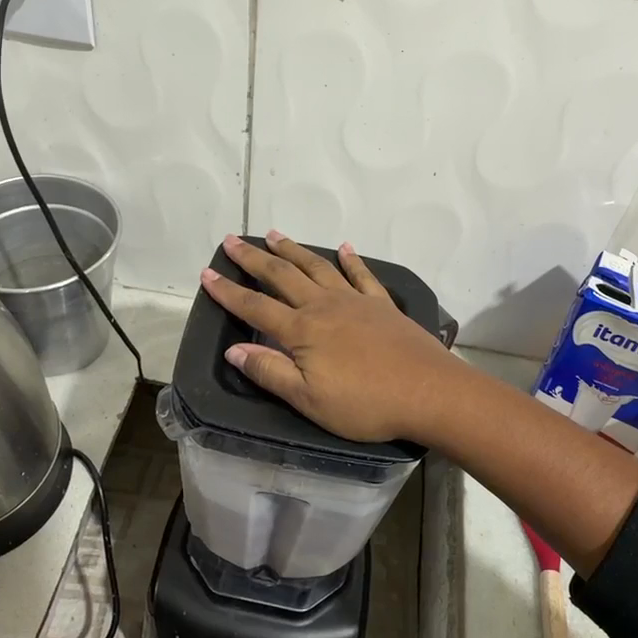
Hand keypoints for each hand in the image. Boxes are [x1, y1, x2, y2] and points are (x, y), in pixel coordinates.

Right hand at [198, 232, 462, 442]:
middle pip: (282, 275)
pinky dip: (350, 259)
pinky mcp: (383, 305)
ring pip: (317, 267)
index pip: (255, 307)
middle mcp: (324, 306)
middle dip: (254, 258)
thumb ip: (270, 371)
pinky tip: (344, 248)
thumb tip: (233, 349)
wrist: (429, 392)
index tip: (207, 273)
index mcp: (302, 330)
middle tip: (232, 241)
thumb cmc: (365, 403)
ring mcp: (356, 301)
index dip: (228, 292)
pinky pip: (361, 274)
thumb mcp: (308, 399)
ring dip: (293, 249)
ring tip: (273, 234)